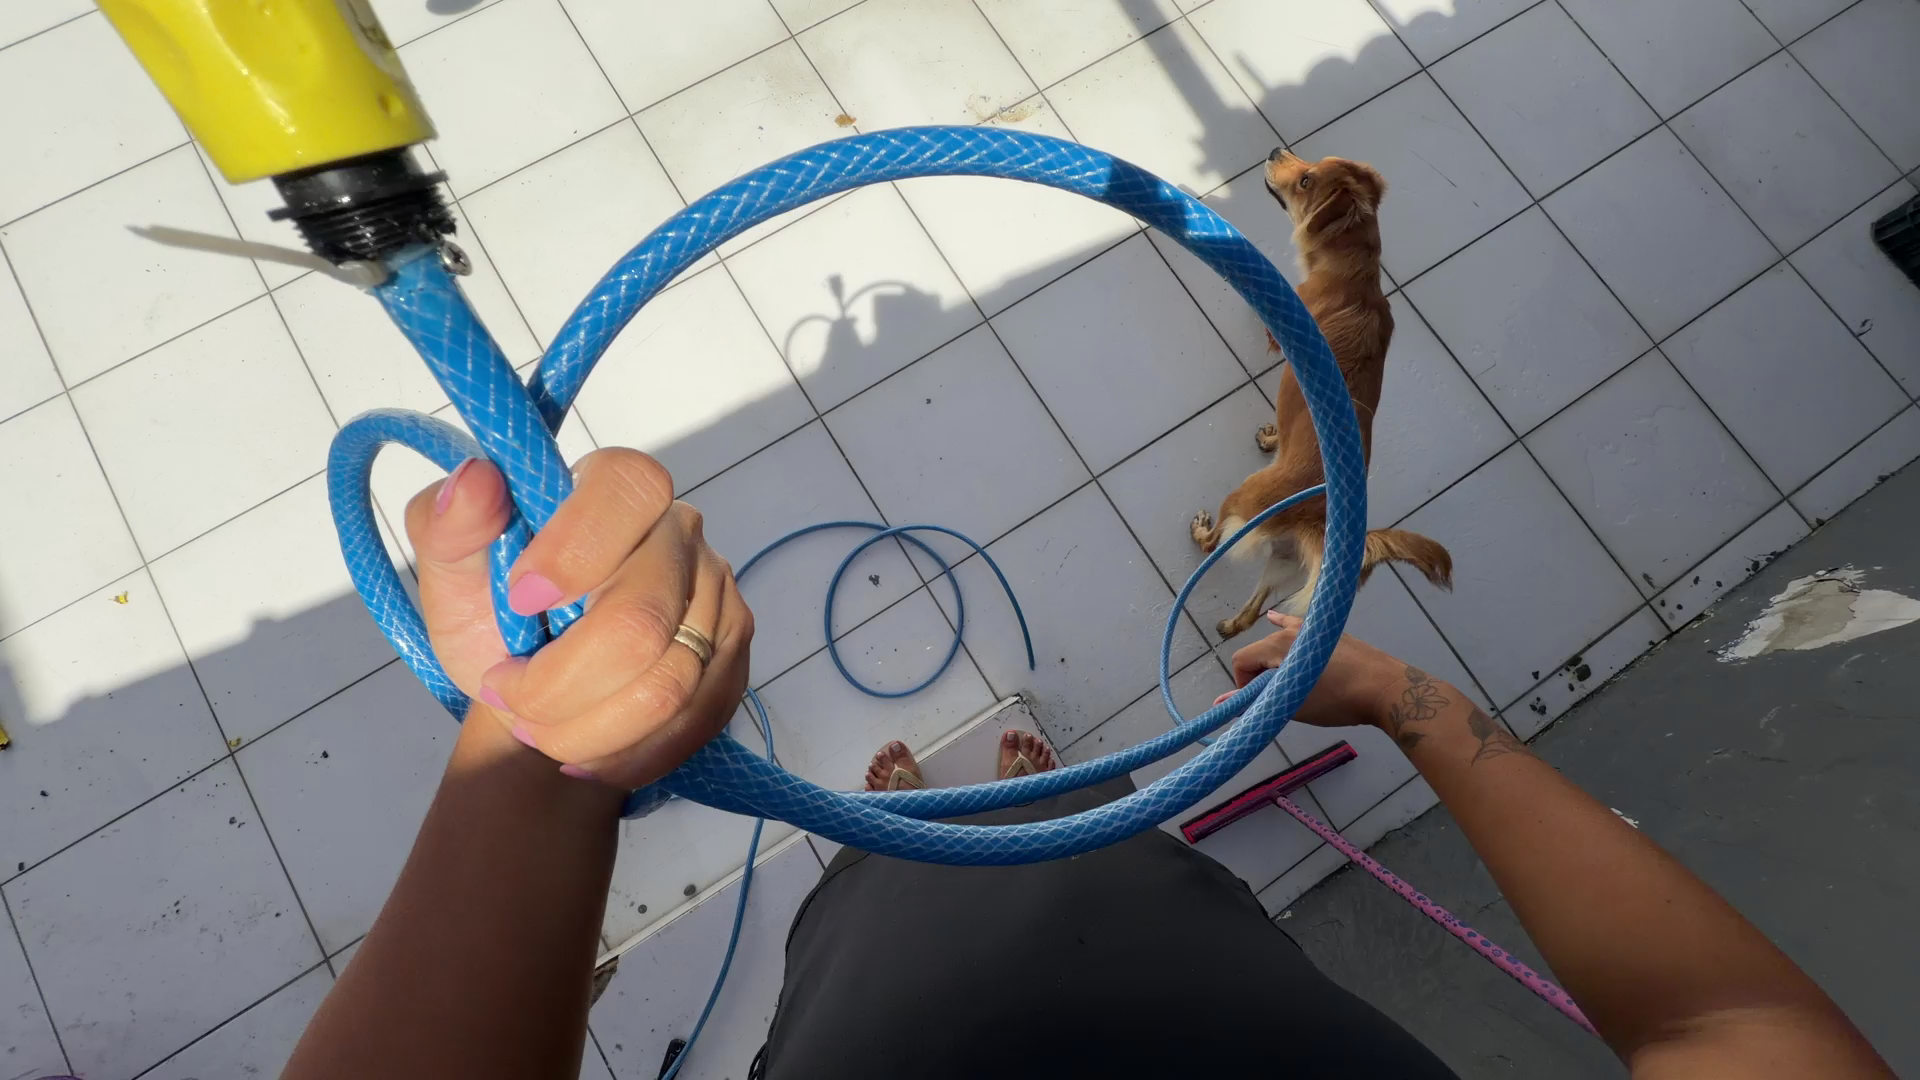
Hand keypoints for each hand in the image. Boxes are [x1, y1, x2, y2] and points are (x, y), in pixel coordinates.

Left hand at [404, 449, 751, 788]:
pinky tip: (593, 754)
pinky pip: (698, 718)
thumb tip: (476, 479)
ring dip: (589, 732)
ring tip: (544, 733)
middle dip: (557, 688)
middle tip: (511, 701)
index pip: (628, 492)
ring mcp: (722, 594)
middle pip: (640, 621)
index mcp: (620, 491)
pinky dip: (633, 754)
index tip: (522, 603)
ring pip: (671, 685)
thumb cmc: (504, 622)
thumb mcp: (456, 579)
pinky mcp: (736, 653)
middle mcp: (685, 533)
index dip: (575, 550)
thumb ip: (449, 528)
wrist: (552, 684)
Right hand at [1212, 611, 1409, 728]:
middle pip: (1258, 652)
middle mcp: (1288, 631)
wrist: (1387, 690)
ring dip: (1273, 661)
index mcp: (1276, 646)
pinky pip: (1296, 626)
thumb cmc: (1337, 700)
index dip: (1242, 684)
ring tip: (1285, 681)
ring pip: (1277, 642)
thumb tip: (1220, 703)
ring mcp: (1310, 628)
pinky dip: (1282, 625)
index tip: (1259, 702)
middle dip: (1259, 675)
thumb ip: (1255, 701)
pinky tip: (1273, 618)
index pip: (1241, 660)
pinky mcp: (1327, 632)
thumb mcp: (1292, 705)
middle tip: (1277, 698)